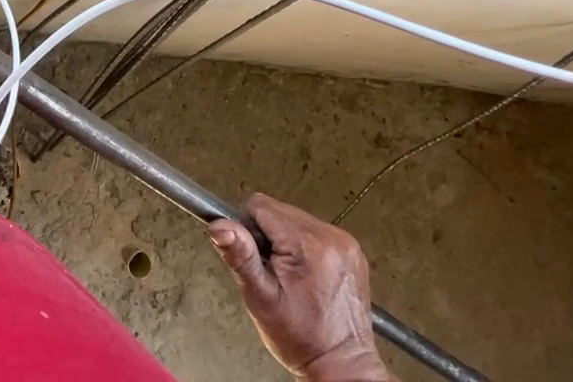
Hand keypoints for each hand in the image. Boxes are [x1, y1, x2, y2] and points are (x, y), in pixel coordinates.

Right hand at [208, 193, 392, 381]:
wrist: (342, 366)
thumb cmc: (301, 338)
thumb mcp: (260, 298)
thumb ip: (240, 256)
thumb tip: (221, 226)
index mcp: (307, 245)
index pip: (260, 205)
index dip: (248, 229)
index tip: (256, 257)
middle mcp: (330, 237)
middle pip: (278, 210)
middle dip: (267, 235)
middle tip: (272, 271)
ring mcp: (345, 243)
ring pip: (294, 218)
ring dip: (284, 239)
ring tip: (289, 275)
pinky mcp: (352, 251)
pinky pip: (314, 230)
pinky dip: (303, 245)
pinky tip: (306, 274)